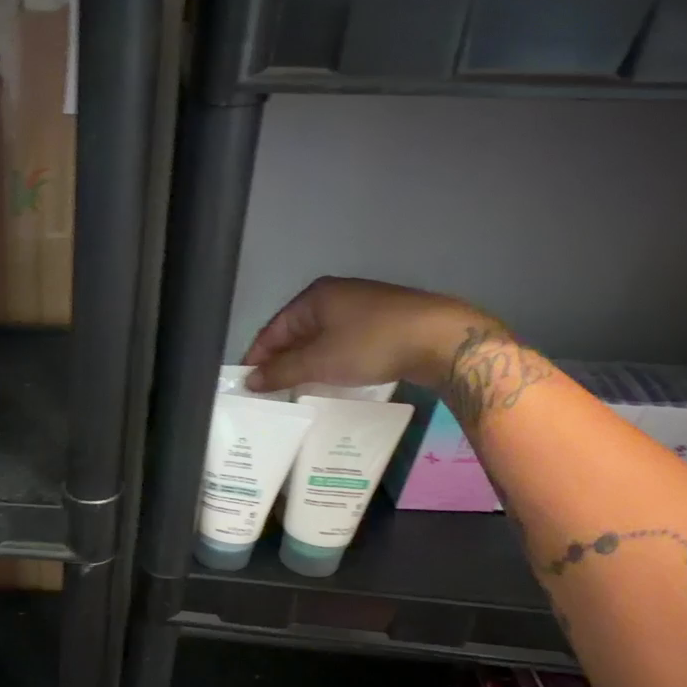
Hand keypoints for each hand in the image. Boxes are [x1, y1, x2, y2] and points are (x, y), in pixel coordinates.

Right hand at [241, 277, 490, 392]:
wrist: (439, 338)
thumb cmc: (370, 345)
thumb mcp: (319, 362)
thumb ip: (281, 371)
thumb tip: (252, 380)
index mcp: (314, 297)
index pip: (273, 329)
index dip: (257, 357)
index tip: (247, 385)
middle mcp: (335, 295)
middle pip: (295, 332)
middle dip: (281, 361)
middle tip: (270, 391)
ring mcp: (360, 306)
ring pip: (320, 337)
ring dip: (305, 362)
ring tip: (295, 389)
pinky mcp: (381, 320)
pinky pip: (342, 341)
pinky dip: (329, 360)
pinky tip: (329, 378)